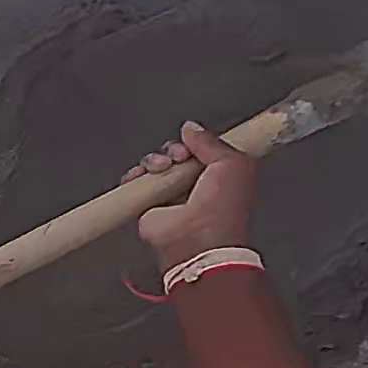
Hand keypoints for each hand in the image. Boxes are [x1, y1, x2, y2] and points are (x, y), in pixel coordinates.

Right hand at [121, 121, 257, 268]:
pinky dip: (134, 176)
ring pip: (154, 165)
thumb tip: (190, 128)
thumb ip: (211, 141)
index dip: (193, 141)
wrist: (197, 239)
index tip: (192, 144)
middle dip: (172, 150)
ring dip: (154, 161)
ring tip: (161, 169)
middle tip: (177, 158)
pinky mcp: (148, 205)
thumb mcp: (233, 163)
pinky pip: (135, 182)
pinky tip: (140, 175)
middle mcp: (193, 185)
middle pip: (174, 154)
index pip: (199, 148)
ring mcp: (169, 195)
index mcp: (218, 175)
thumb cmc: (223, 209)